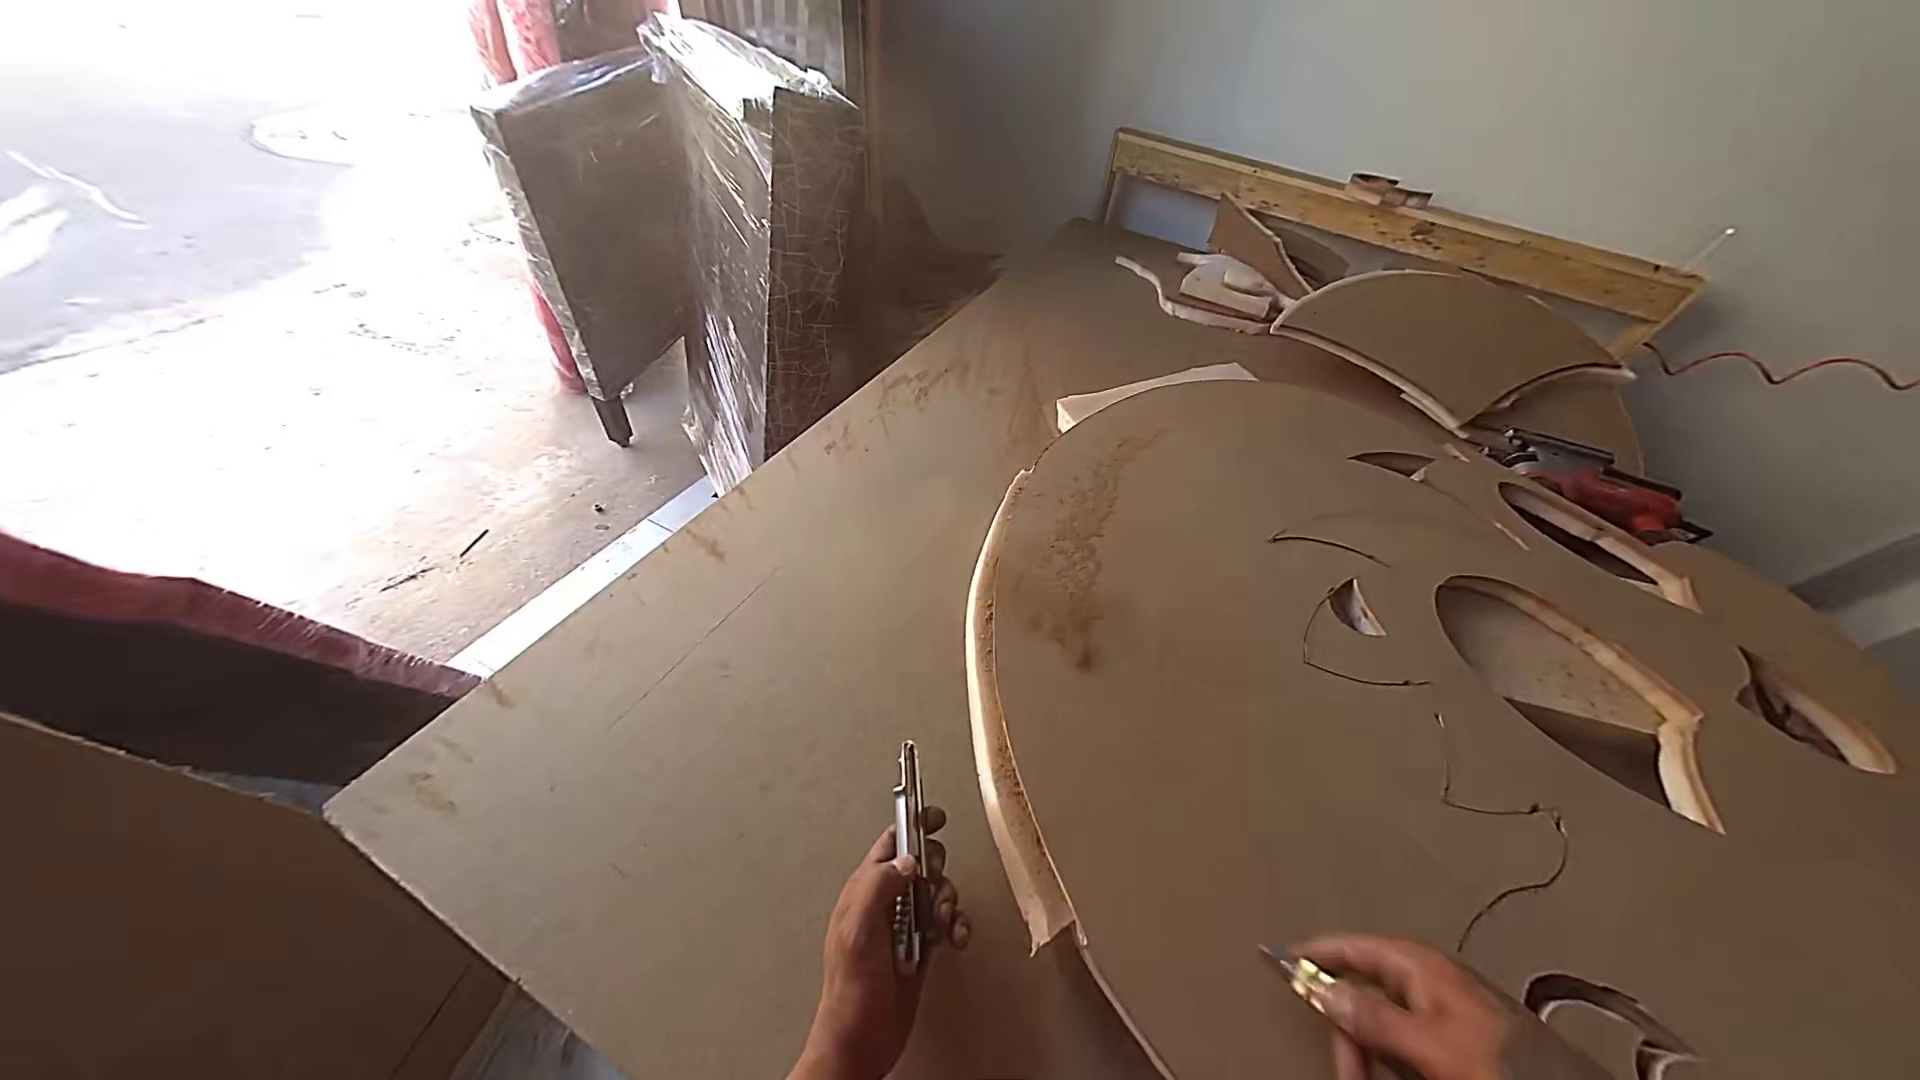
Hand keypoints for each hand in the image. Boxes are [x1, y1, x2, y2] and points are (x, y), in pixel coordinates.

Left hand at [790, 808, 969, 1079]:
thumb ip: (879, 886)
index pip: (891, 842)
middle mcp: (885, 901)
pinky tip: (954, 937)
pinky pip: (945, 921)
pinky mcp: (920, 944)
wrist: (861, 1039)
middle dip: (936, 871)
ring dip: (947, 902)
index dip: (913, 825)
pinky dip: (956, 925)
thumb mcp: (858, 929)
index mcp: (864, 889)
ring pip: (936, 891)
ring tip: (941, 922)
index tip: (935, 816)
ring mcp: (903, 922)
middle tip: (934, 890)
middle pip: (920, 863)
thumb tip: (907, 861)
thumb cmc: (850, 989)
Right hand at [1292, 935, 1508, 1079]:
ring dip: (1370, 1050)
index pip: (1349, 946)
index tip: (1284, 962)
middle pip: (1364, 990)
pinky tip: (1403, 1074)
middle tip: (1346, 1067)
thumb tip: (1322, 990)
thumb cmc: (1503, 1066)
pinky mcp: (1462, 1038)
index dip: (1315, 954)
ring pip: (1385, 1020)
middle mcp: (1428, 978)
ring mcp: (1447, 1008)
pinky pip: (1409, 1040)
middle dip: (1348, 1028)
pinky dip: (1396, 1058)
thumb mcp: (1428, 1043)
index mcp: (1418, 964)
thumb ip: (1370, 1013)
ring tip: (1369, 1075)